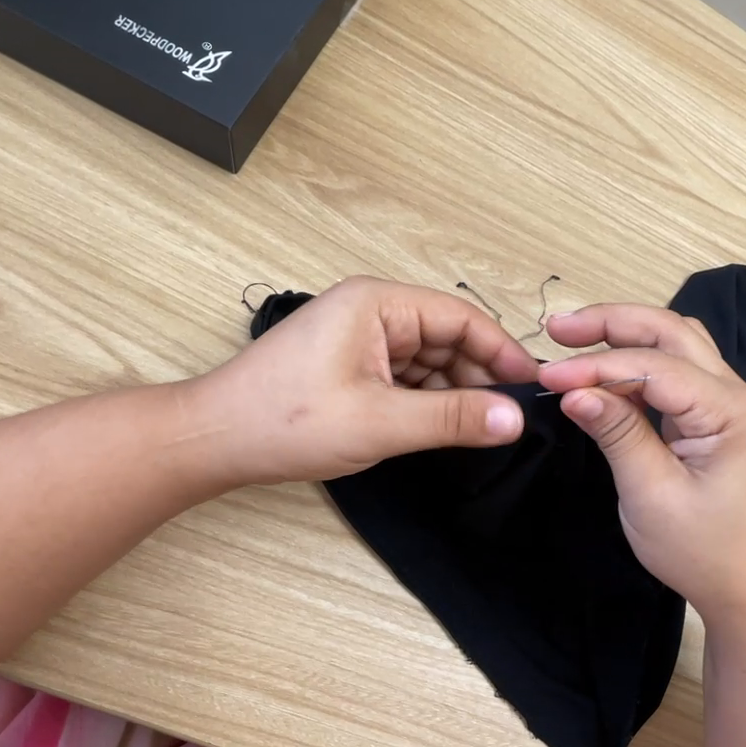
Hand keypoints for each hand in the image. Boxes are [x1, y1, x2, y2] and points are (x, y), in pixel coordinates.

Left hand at [182, 277, 538, 486]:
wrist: (213, 442)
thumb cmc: (284, 422)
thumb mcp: (381, 422)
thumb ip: (453, 418)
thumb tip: (514, 420)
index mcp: (378, 304)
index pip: (461, 318)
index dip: (502, 351)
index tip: (531, 388)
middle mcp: (374, 313)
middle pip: (450, 339)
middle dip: (482, 376)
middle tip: (511, 418)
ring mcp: (364, 341)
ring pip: (434, 362)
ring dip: (459, 393)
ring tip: (485, 428)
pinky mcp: (357, 367)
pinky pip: (412, 379)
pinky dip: (434, 402)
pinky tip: (451, 428)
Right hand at [539, 304, 745, 615]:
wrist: (742, 586)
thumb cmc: (701, 550)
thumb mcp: (651, 495)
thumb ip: (617, 434)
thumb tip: (573, 391)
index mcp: (730, 412)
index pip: (655, 366)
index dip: (598, 365)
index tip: (548, 378)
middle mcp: (735, 394)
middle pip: (671, 332)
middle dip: (613, 323)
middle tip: (557, 329)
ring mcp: (727, 403)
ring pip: (675, 344)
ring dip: (626, 335)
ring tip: (574, 341)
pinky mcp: (712, 417)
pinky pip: (675, 372)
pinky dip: (636, 365)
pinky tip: (603, 373)